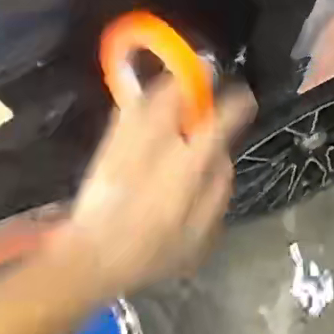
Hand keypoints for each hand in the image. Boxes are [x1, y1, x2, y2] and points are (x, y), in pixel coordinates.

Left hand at [54, 78, 255, 299]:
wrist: (88, 258)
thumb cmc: (150, 251)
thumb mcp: (198, 234)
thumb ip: (218, 190)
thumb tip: (223, 157)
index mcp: (188, 165)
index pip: (219, 121)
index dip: (238, 104)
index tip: (245, 101)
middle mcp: (160, 142)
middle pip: (181, 92)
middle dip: (199, 77)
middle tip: (209, 75)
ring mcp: (131, 137)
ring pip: (154, 93)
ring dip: (172, 83)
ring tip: (183, 85)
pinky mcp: (110, 141)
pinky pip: (130, 106)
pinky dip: (144, 98)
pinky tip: (151, 105)